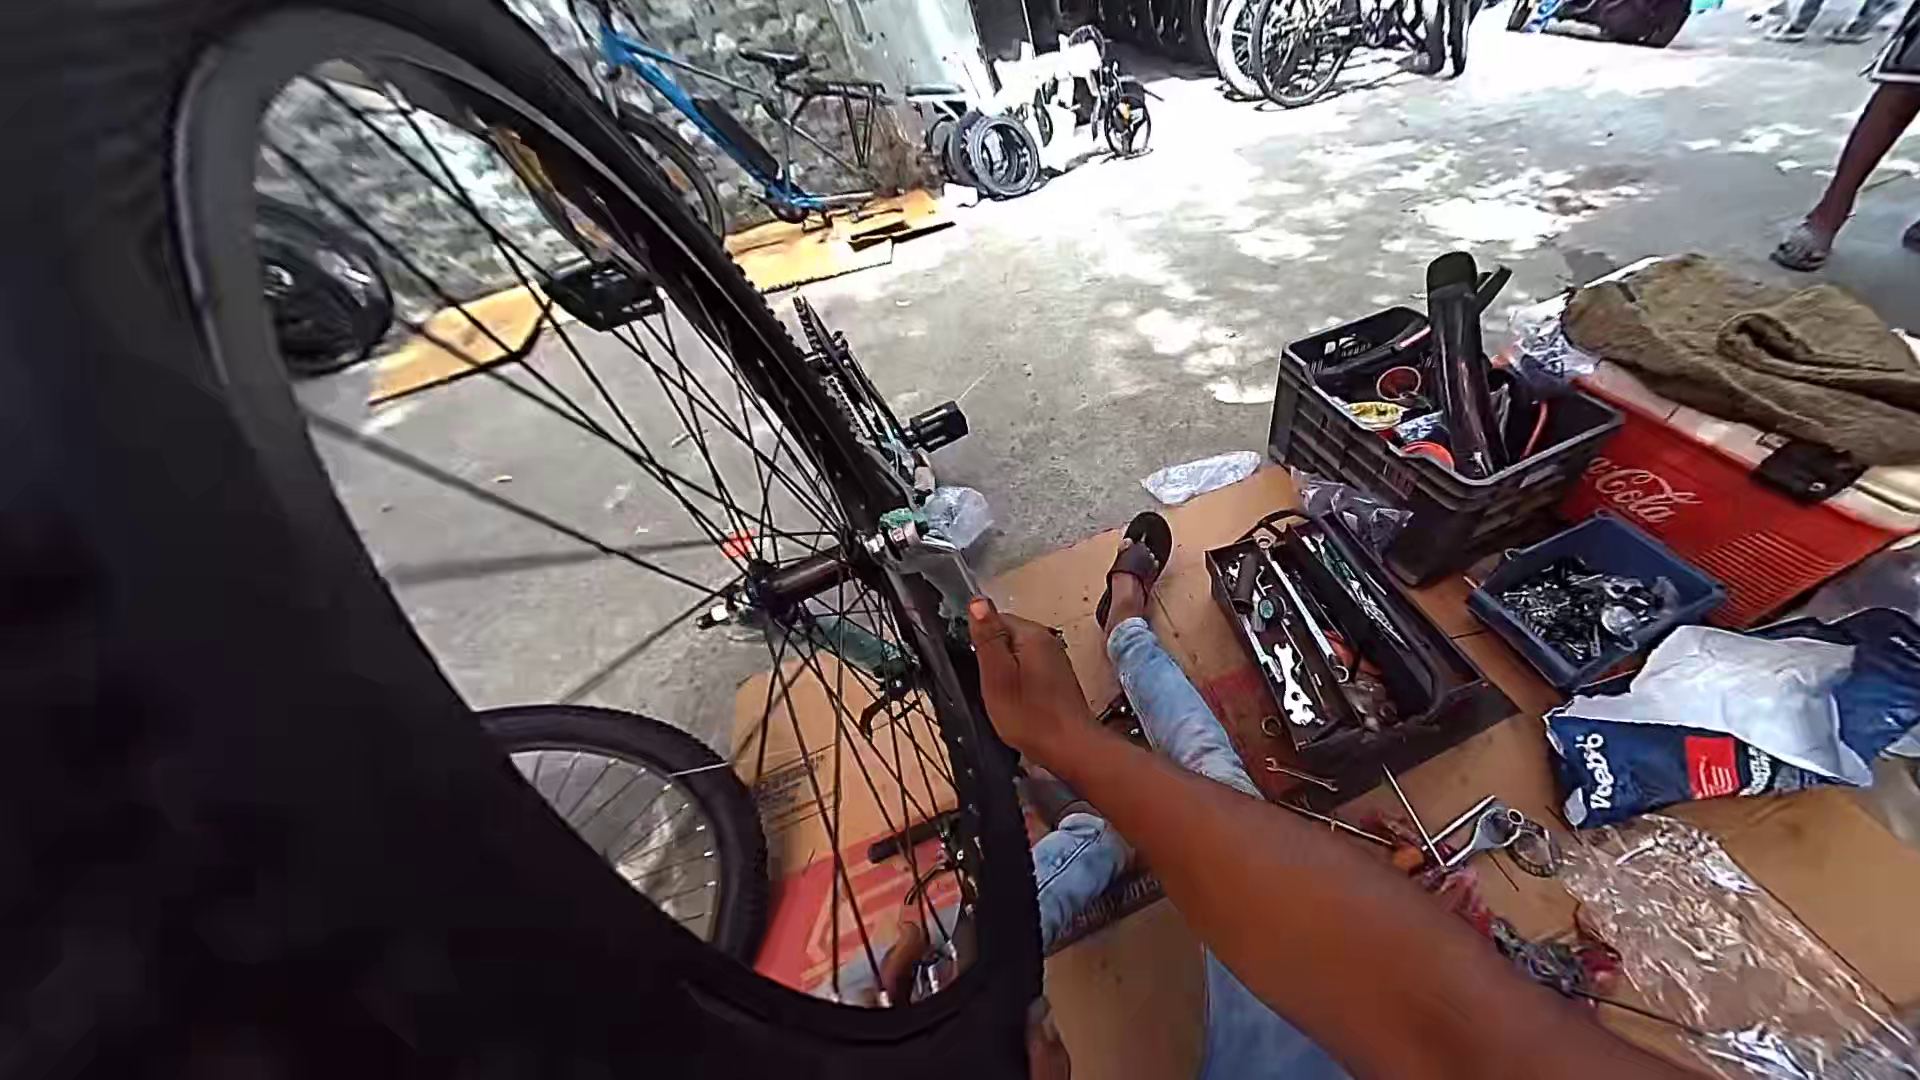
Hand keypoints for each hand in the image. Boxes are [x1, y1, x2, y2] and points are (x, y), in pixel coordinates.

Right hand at [966, 597, 1097, 765]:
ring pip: (1016, 654)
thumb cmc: (1030, 714)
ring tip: (1002, 695)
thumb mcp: (997, 675)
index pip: (995, 619)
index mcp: (1032, 633)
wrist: (1070, 748)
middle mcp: (1047, 640)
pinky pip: (1028, 669)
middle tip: (989, 684)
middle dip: (992, 656)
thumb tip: (977, 600)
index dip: (980, 642)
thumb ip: (988, 637)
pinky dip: (1018, 681)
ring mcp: (1054, 659)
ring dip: (1005, 671)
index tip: (979, 666)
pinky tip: (1017, 700)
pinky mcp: (1057, 677)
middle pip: (1006, 636)